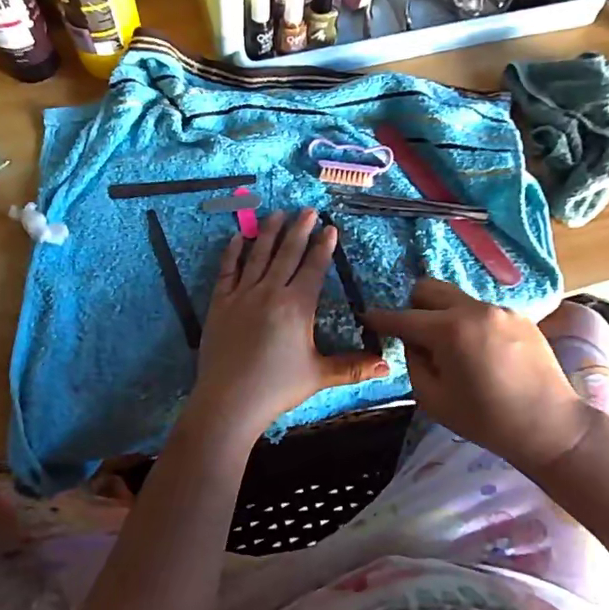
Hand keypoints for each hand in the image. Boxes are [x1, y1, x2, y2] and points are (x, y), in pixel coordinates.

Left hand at [191, 209, 388, 434]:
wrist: (229, 400)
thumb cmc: (277, 387)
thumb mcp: (319, 376)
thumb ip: (353, 367)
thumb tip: (388, 366)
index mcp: (297, 306)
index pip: (313, 268)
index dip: (323, 247)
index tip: (330, 228)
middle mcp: (270, 292)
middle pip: (287, 253)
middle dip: (299, 229)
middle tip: (307, 210)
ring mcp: (242, 295)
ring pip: (258, 255)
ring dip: (269, 232)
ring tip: (277, 213)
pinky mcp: (220, 303)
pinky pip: (227, 270)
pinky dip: (234, 251)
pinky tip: (240, 236)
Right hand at [363, 278, 595, 477]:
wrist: (549, 427)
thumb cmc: (485, 420)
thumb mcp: (433, 399)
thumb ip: (415, 363)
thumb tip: (413, 343)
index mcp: (450, 330)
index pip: (404, 317)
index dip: (380, 318)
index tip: (366, 317)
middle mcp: (475, 310)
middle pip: (430, 288)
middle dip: (413, 305)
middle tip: (411, 331)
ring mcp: (501, 310)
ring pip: (457, 299)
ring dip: (443, 315)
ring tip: (449, 347)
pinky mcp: (521, 317)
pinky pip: (482, 312)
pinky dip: (469, 324)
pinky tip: (478, 352)